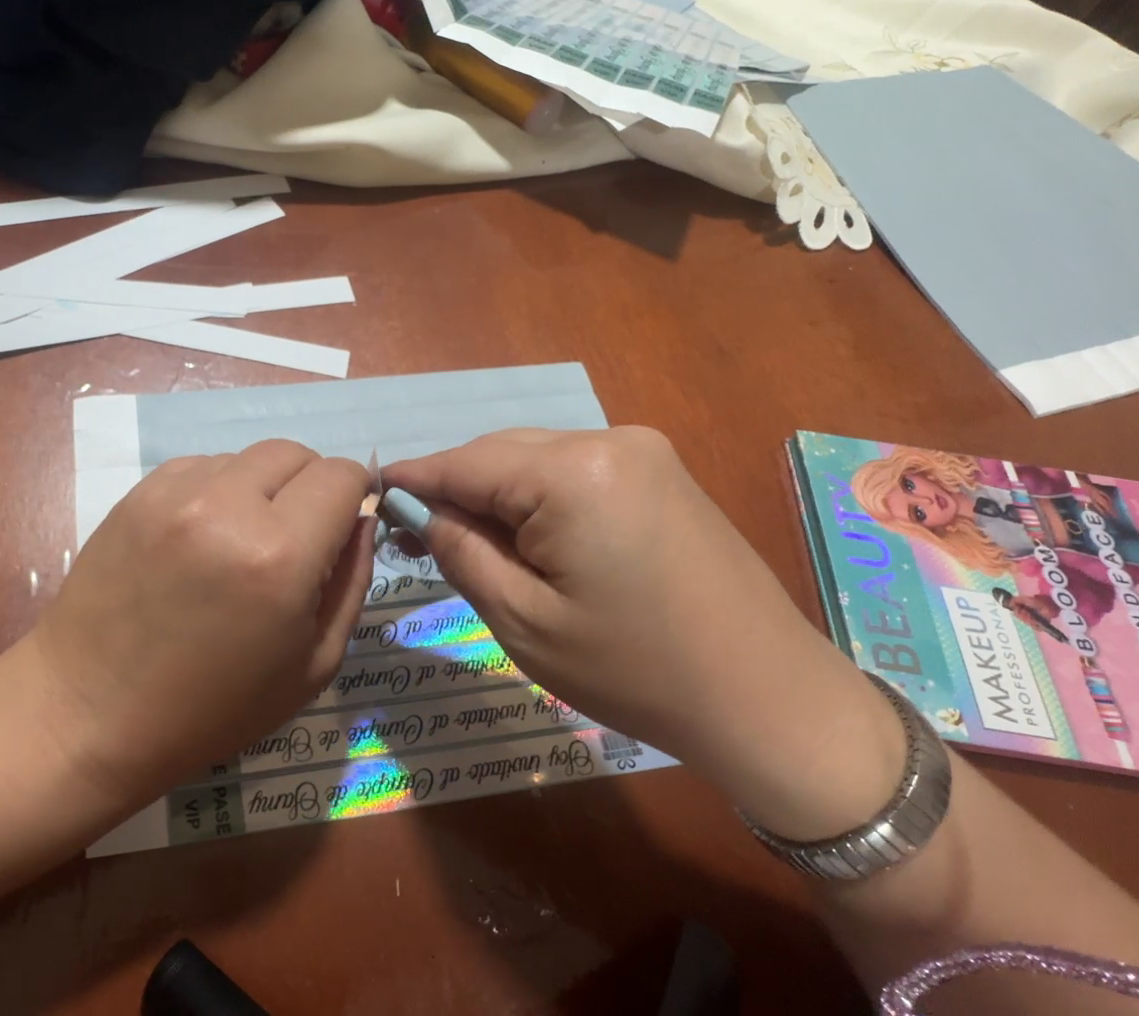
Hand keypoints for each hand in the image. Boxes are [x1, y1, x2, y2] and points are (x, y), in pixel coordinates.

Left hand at [26, 440, 374, 803]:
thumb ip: (352, 581)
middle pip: (295, 453)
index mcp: (280, 555)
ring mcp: (173, 494)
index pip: (343, 476)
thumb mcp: (312, 665)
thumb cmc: (212, 708)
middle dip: (311, 487)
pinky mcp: (136, 495)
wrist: (90, 711)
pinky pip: (198, 468)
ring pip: (245, 458)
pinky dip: (215, 492)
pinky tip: (199, 541)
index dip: (355, 498)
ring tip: (239, 544)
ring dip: (260, 489)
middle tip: (296, 539)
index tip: (343, 528)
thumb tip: (364, 519)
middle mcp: (227, 507)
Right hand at [384, 428, 904, 837]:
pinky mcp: (663, 474)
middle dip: (457, 490)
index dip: (414, 480)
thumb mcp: (523, 621)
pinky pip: (575, 473)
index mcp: (572, 473)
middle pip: (502, 453)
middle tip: (414, 535)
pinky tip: (527, 539)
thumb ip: (461, 552)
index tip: (371, 495)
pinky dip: (539, 499)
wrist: (767, 698)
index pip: (465, 463)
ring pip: (537, 460)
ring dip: (497, 495)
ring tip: (468, 544)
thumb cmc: (633, 670)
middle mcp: (609, 440)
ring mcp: (644, 453)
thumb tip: (420, 510)